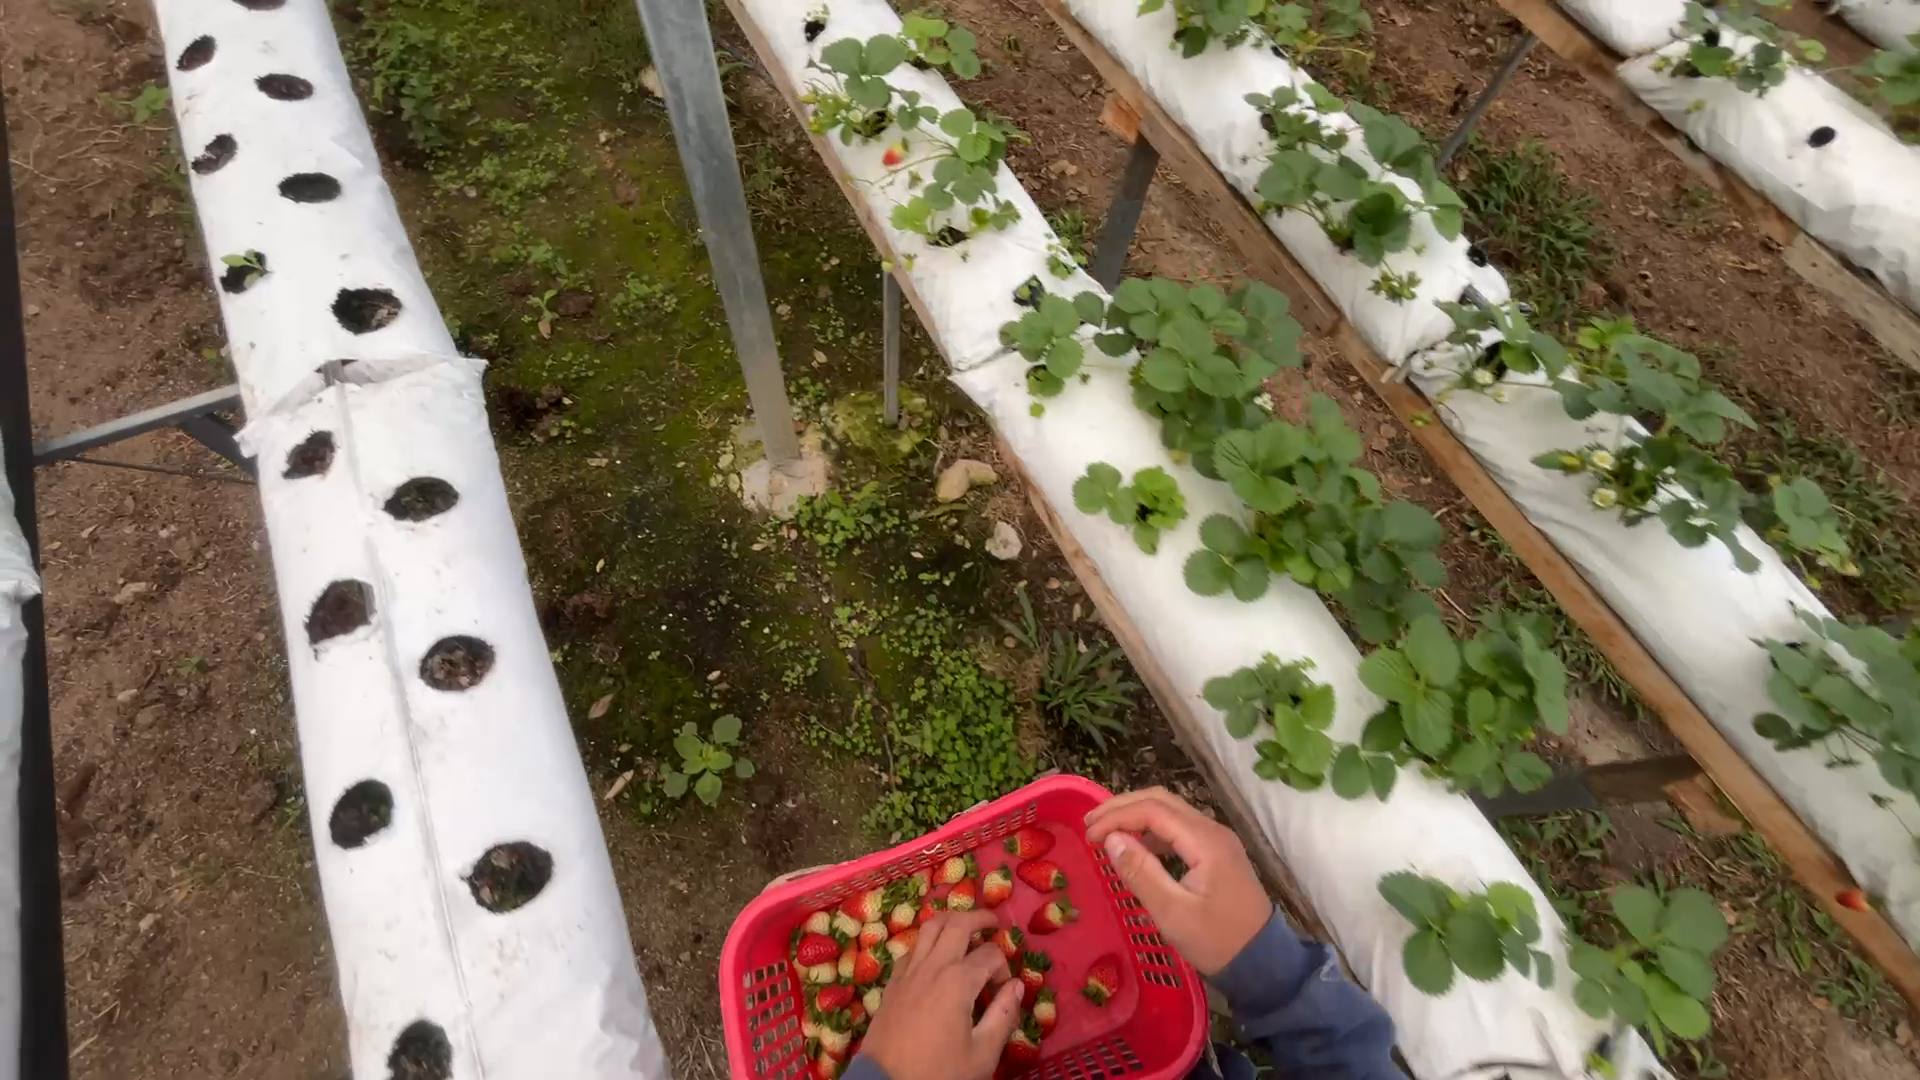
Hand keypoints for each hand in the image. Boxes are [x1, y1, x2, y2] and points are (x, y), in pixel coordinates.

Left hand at [859, 909, 1021, 1079]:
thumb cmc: (939, 1074)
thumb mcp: (982, 1055)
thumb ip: (1003, 1016)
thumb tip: (1017, 985)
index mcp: (958, 981)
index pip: (990, 955)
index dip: (1004, 968)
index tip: (1004, 991)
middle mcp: (934, 965)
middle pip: (958, 924)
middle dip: (979, 918)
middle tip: (993, 923)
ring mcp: (910, 971)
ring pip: (931, 927)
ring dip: (951, 920)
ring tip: (965, 926)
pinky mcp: (893, 982)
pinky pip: (912, 948)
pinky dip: (927, 942)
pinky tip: (933, 956)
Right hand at [1084, 786, 1270, 975]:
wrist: (1265, 966)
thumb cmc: (1218, 942)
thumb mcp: (1173, 914)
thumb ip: (1141, 873)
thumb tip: (1111, 839)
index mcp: (1205, 841)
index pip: (1152, 810)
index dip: (1117, 817)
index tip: (1089, 835)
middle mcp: (1212, 829)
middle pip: (1160, 800)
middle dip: (1122, 807)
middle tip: (1090, 823)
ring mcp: (1216, 838)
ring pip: (1168, 810)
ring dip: (1135, 815)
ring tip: (1106, 832)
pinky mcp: (1215, 851)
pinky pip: (1177, 827)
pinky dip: (1150, 829)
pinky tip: (1135, 846)